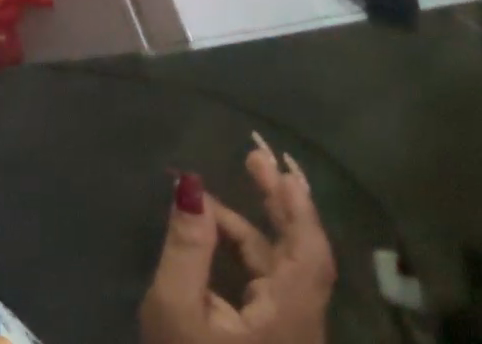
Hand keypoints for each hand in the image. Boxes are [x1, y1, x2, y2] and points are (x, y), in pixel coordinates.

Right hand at [140, 136, 336, 343]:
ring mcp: (289, 330)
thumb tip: (193, 186)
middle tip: (257, 156)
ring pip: (283, 266)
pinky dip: (249, 245)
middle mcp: (301, 320)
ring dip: (261, 221)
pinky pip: (269, 279)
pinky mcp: (272, 336)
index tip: (275, 163)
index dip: (296, 205)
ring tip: (227, 186)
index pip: (307, 251)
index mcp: (288, 314)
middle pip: (303, 253)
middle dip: (283, 202)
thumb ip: (186, 245)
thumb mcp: (175, 304)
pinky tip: (222, 229)